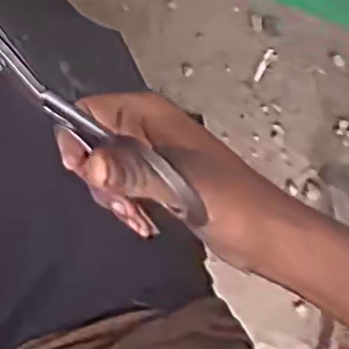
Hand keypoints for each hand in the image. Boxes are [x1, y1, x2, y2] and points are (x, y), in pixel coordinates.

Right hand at [56, 92, 326, 272]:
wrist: (272, 239)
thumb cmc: (231, 202)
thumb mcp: (175, 185)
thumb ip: (129, 172)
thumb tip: (91, 166)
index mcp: (145, 112)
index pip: (86, 110)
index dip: (76, 139)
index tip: (83, 172)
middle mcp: (143, 125)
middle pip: (90, 140)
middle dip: (98, 175)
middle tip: (121, 202)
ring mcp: (149, 151)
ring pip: (103, 166)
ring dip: (112, 195)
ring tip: (136, 216)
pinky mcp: (155, 176)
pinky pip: (120, 183)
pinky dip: (124, 203)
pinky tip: (142, 221)